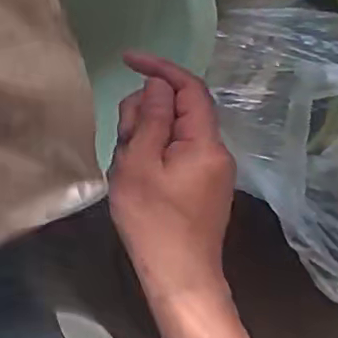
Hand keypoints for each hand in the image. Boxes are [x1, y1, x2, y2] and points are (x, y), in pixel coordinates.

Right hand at [108, 52, 236, 306]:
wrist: (178, 278)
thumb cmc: (153, 219)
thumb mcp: (139, 162)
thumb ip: (150, 118)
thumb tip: (158, 85)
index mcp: (205, 143)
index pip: (189, 88)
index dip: (159, 67)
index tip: (126, 59)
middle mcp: (214, 151)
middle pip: (176, 107)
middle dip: (144, 111)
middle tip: (122, 139)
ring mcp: (208, 169)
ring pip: (170, 129)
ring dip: (143, 135)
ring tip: (126, 164)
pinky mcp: (199, 184)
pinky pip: (171, 149)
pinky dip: (149, 151)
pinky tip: (133, 172)